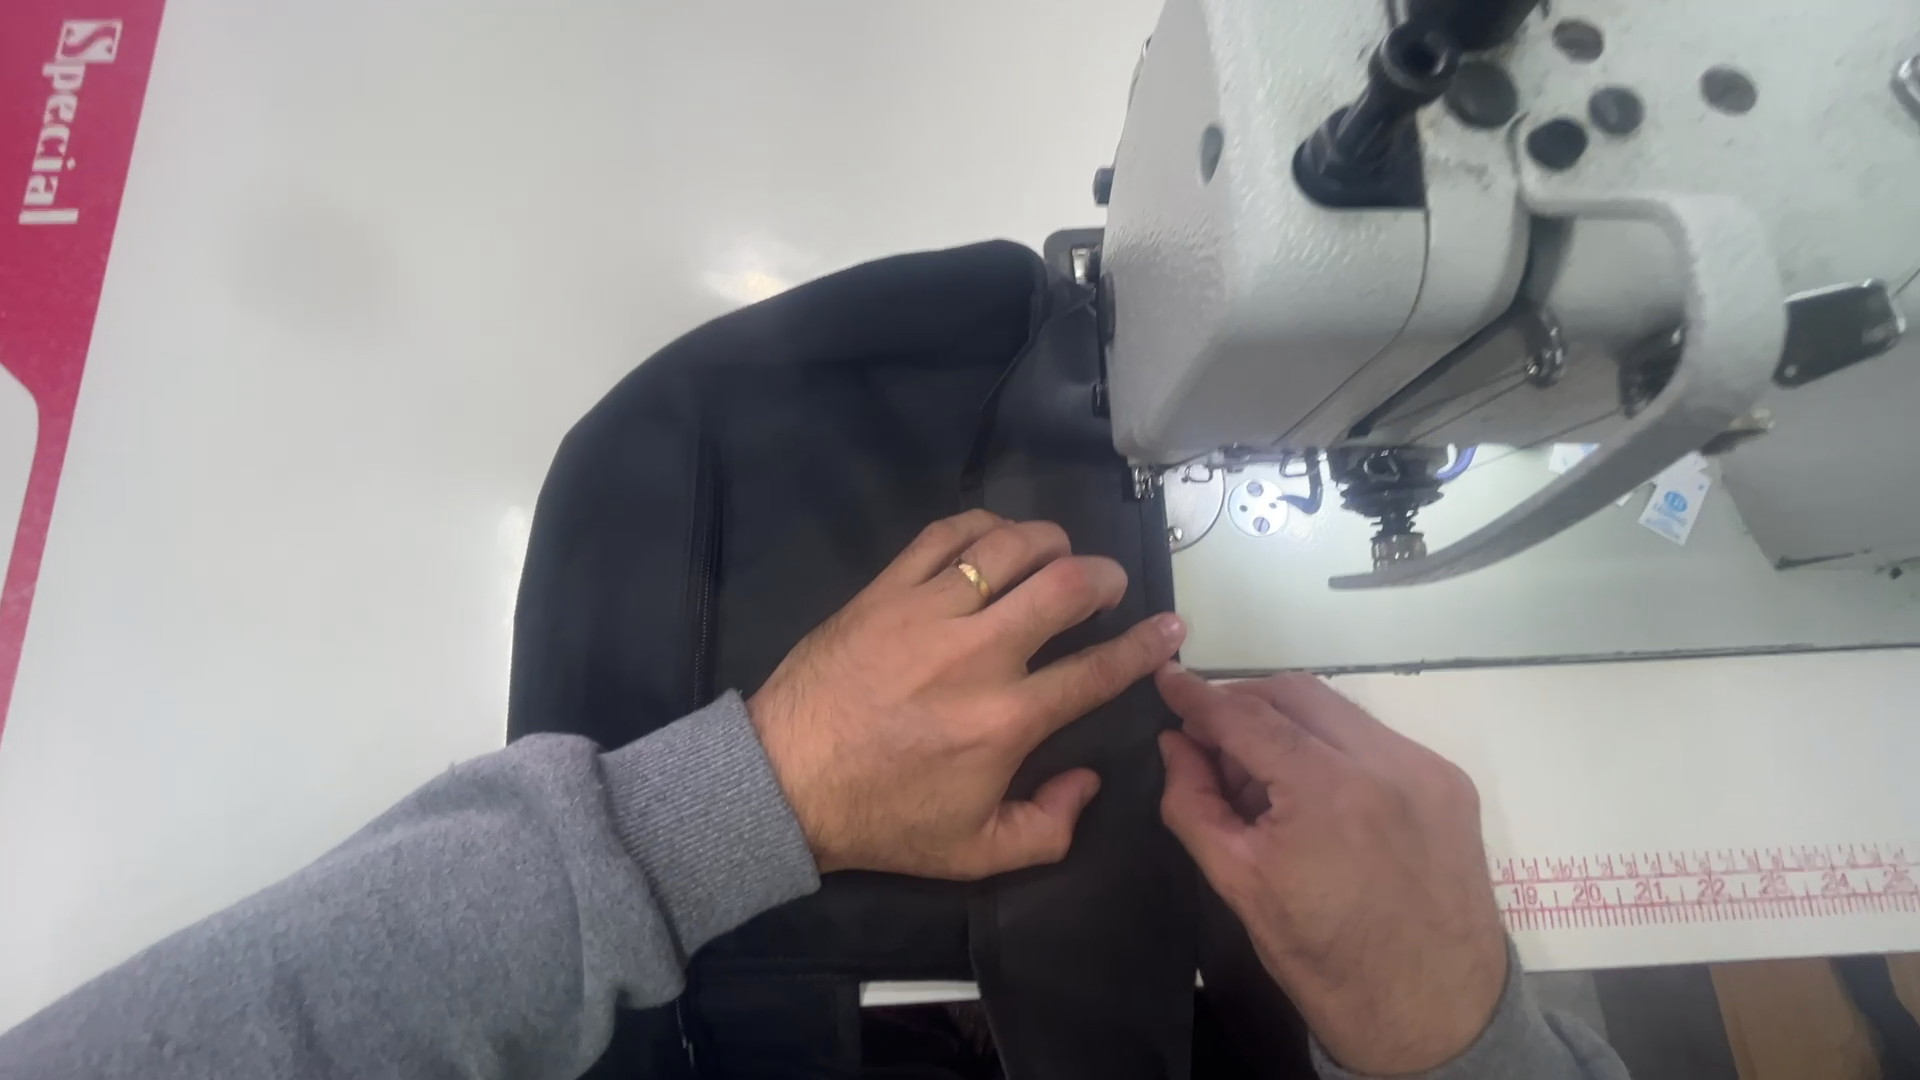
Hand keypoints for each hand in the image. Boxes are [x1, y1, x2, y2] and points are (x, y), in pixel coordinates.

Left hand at [747, 510, 1184, 879]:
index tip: (1170, 628)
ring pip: (1008, 548)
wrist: (786, 781)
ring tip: (1060, 551)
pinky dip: (982, 524)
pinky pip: (944, 535)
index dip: (1145, 646)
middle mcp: (977, 654)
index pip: (1097, 669)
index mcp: (1006, 720)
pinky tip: (997, 535)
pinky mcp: (887, 589)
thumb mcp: (976, 853)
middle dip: (1103, 576)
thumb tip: (1090, 778)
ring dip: (1050, 540)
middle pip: (1063, 588)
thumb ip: (1051, 827)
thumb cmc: (882, 818)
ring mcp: (928, 612)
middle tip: (1109, 583)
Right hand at [1156, 666, 1506, 1075]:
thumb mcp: (1236, 882)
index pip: (1246, 718)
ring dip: (1281, 719)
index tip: (1166, 678)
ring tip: (1258, 770)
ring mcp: (1426, 768)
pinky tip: (1308, 785)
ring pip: (1331, 706)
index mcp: (1329, 795)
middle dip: (1239, 701)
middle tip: (1208, 738)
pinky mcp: (1449, 781)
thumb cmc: (1325, 959)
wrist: (1438, 1022)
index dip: (1197, 695)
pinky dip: (1324, 742)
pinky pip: (1367, 734)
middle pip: (1291, 692)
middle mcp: (1386, 764)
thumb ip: (1192, 801)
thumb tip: (1173, 741)